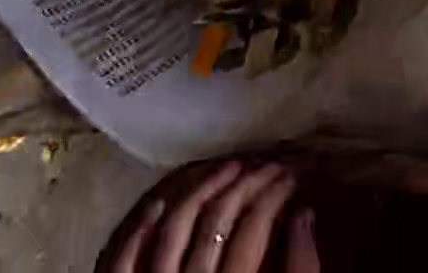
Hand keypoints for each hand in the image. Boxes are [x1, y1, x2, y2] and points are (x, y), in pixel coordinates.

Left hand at [105, 160, 318, 272]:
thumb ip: (300, 269)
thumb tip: (304, 214)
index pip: (254, 225)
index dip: (275, 192)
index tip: (291, 174)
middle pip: (216, 219)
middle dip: (245, 182)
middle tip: (267, 164)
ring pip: (172, 228)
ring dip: (201, 190)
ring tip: (227, 169)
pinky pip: (123, 262)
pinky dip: (140, 229)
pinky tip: (161, 203)